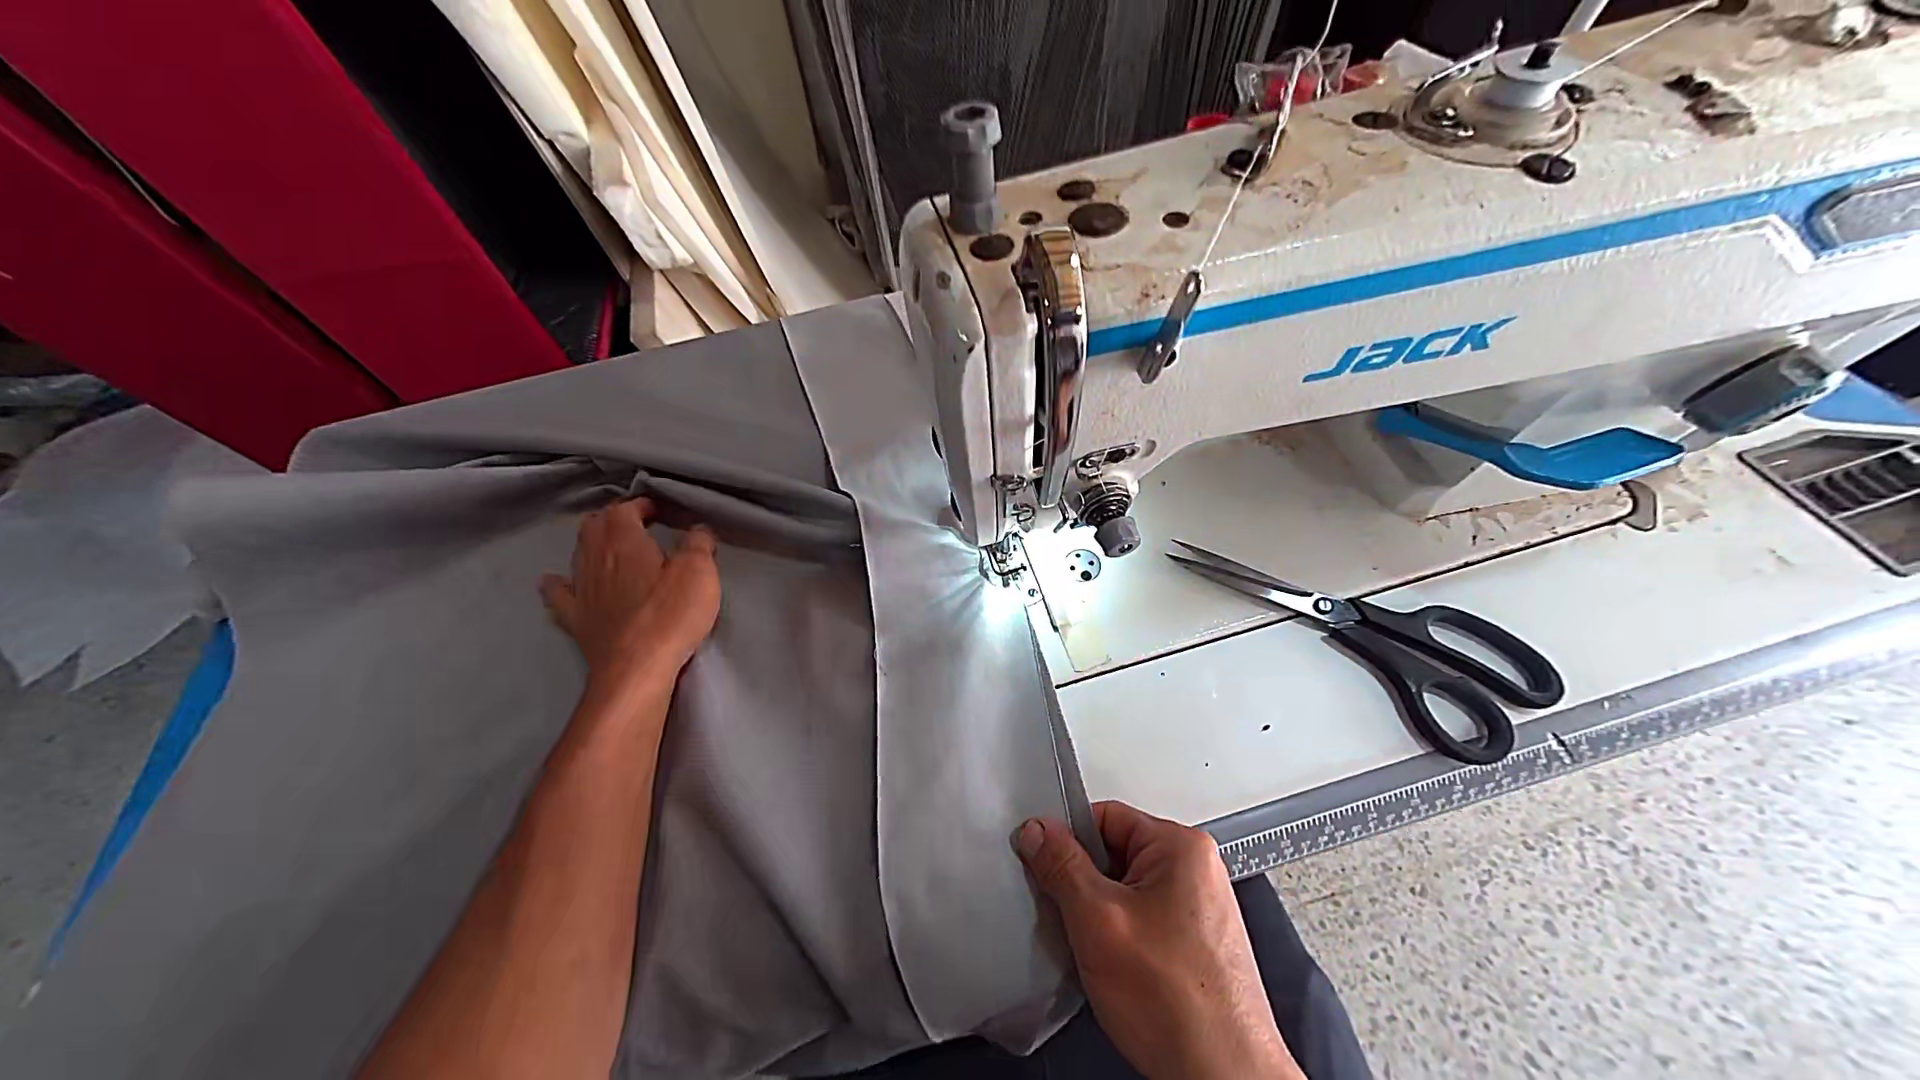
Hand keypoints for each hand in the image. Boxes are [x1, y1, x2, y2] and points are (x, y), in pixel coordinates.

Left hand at [540, 498, 719, 694]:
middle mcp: (595, 557)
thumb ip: (699, 544)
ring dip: (593, 543)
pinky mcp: (575, 618)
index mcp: (624, 541)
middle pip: (595, 525)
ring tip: (611, 547)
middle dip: (614, 519)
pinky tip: (555, 581)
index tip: (659, 510)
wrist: (636, 669)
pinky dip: (559, 583)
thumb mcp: (699, 572)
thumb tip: (698, 530)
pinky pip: (559, 594)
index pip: (624, 509)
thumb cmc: (670, 615)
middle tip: (638, 525)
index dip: (641, 505)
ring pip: (578, 552)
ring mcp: (580, 589)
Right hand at [1014, 802, 1301, 1079]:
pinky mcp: (1194, 939)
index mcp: (1182, 847)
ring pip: (1124, 889)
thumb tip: (1039, 832)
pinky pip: (1141, 917)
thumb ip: (1061, 866)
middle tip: (1075, 919)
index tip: (1044, 861)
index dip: (1067, 839)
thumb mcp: (1097, 920)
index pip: (1105, 816)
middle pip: (1114, 853)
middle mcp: (1197, 870)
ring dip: (1101, 914)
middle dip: (1085, 884)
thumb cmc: (1181, 1006)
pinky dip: (1120, 935)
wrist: (1223, 1079)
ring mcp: (1198, 907)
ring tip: (1102, 951)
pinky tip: (1118, 966)